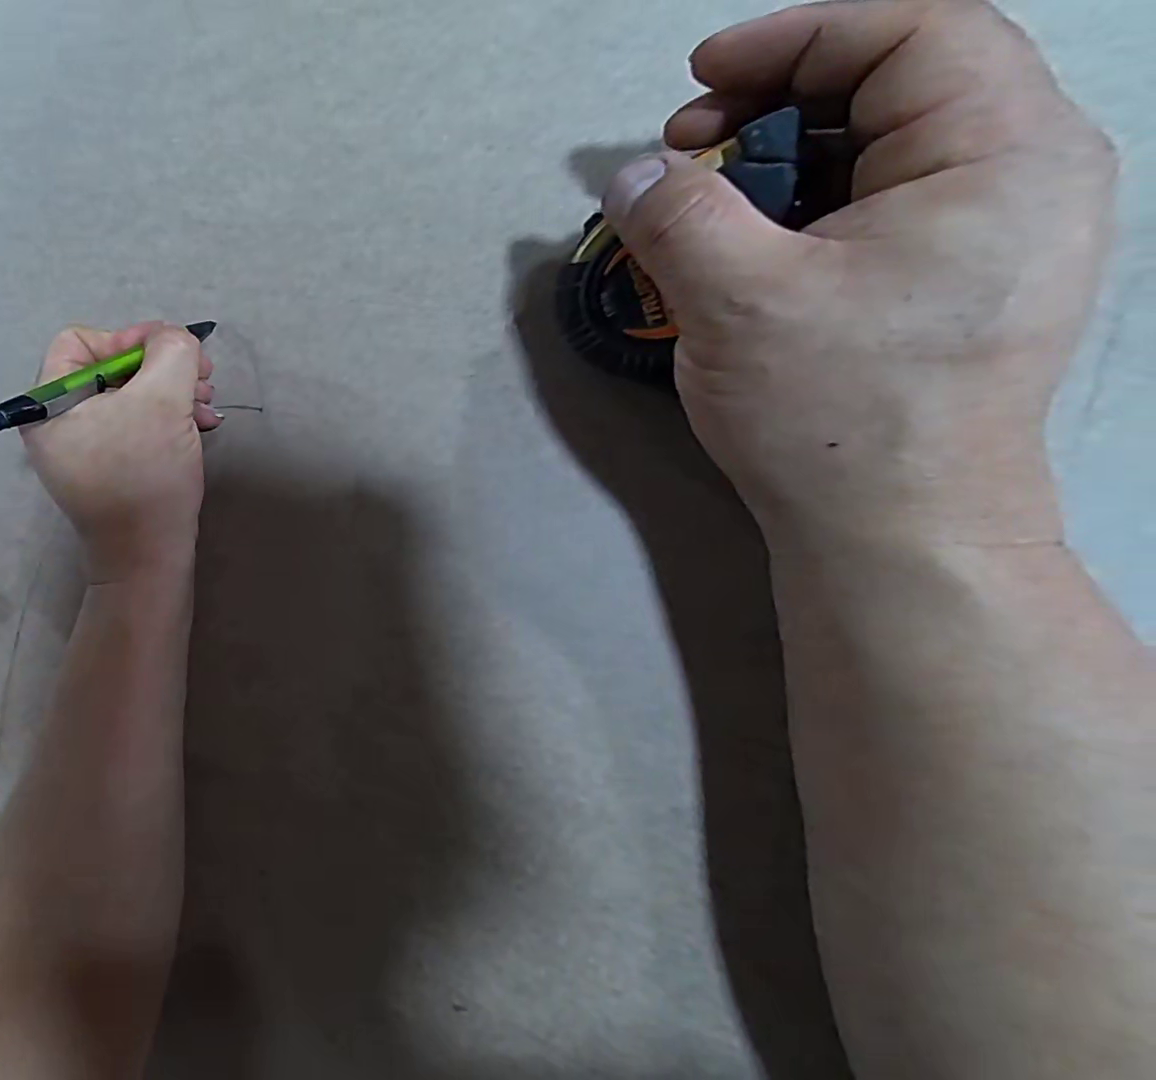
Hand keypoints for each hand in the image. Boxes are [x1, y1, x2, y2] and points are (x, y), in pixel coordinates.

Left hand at [22, 322, 221, 583]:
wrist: (148, 557)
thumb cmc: (146, 477)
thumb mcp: (163, 401)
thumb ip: (171, 352)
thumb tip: (172, 338)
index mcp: (49, 404)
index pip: (80, 341)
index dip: (128, 338)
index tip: (170, 354)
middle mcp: (58, 423)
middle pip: (111, 367)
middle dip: (161, 367)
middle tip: (202, 378)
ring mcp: (83, 447)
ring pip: (130, 396)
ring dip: (172, 392)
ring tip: (206, 404)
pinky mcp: (107, 466)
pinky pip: (134, 425)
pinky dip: (167, 418)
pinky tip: (200, 425)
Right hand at [602, 0, 1116, 548]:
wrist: (890, 525)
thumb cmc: (830, 409)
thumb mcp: (738, 302)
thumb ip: (678, 221)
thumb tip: (628, 177)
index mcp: (1000, 155)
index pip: (911, 37)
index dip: (795, 38)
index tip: (697, 73)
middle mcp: (1013, 182)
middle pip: (889, 95)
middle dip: (771, 107)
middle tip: (679, 148)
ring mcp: (978, 242)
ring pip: (867, 165)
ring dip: (771, 169)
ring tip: (693, 207)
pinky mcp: (936, 292)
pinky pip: (860, 222)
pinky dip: (787, 220)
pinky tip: (731, 254)